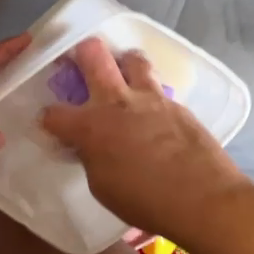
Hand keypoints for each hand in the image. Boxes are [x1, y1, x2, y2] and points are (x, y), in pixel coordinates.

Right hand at [39, 38, 253, 243]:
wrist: (205, 200)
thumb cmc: (146, 201)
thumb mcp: (102, 187)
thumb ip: (90, 158)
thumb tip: (88, 147)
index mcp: (90, 125)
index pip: (53, 114)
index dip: (47, 119)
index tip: (51, 126)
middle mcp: (117, 102)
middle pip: (93, 55)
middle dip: (81, 52)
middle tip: (80, 61)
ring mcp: (150, 99)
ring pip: (132, 58)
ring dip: (123, 63)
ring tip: (123, 75)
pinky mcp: (178, 105)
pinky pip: (158, 88)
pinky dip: (149, 93)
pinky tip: (153, 112)